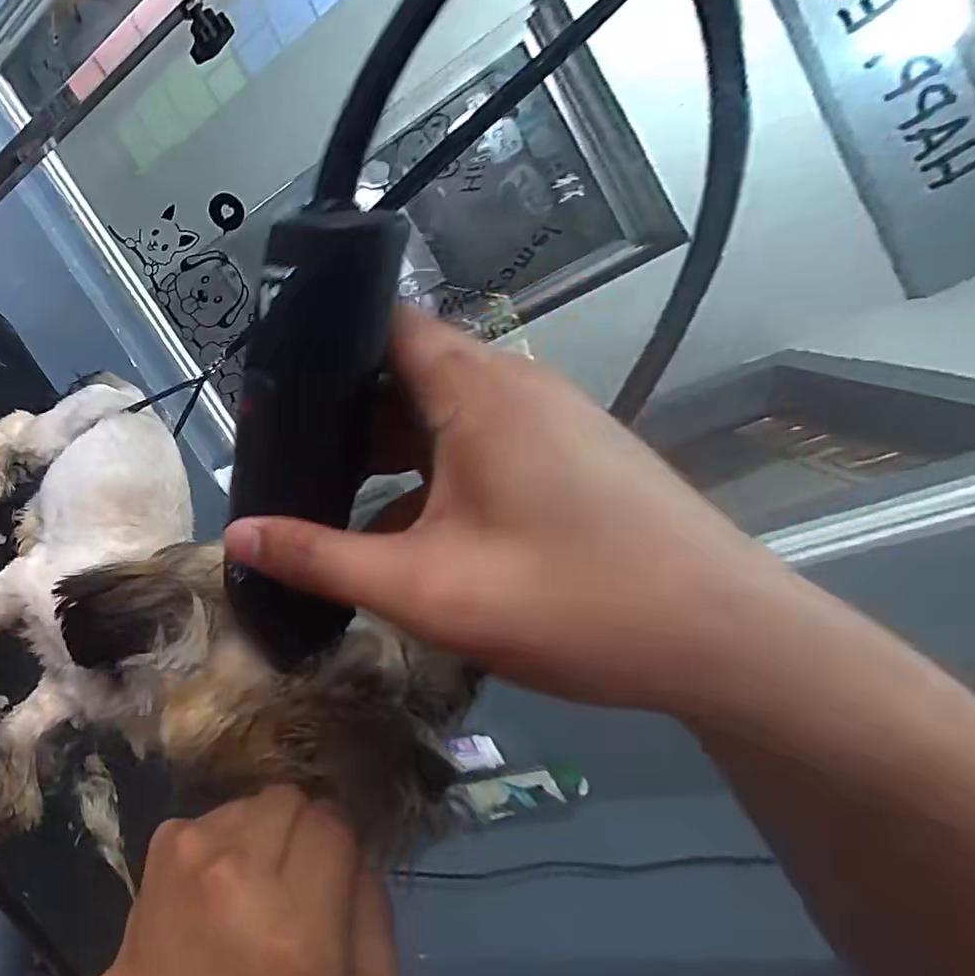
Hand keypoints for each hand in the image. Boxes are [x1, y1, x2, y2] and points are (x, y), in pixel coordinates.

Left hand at [85, 785, 396, 975]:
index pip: (332, 822)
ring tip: (253, 885)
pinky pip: (215, 814)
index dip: (340, 841)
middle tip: (294, 878)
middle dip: (300, 828)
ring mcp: (191, 848)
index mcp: (294, 925)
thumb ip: (371, 920)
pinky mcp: (161, 841)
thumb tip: (357, 850)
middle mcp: (236, 871)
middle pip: (288, 798)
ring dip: (260, 832)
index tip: (336, 865)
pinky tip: (217, 884)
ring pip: (251, 800)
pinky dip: (224, 838)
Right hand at [224, 307, 833, 718]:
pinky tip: (407, 530)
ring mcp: (549, 421)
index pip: (387, 325)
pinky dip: (430, 470)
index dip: (324, 345)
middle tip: (288, 453)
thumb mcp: (423, 588)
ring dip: (386, 447)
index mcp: (477, 392)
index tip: (274, 387)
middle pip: (405, 372)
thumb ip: (320, 558)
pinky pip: (476, 442)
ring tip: (333, 492)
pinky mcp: (569, 456)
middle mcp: (515, 387)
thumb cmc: (573, 602)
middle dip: (343, 411)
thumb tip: (238, 536)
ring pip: (440, 412)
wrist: (736, 650)